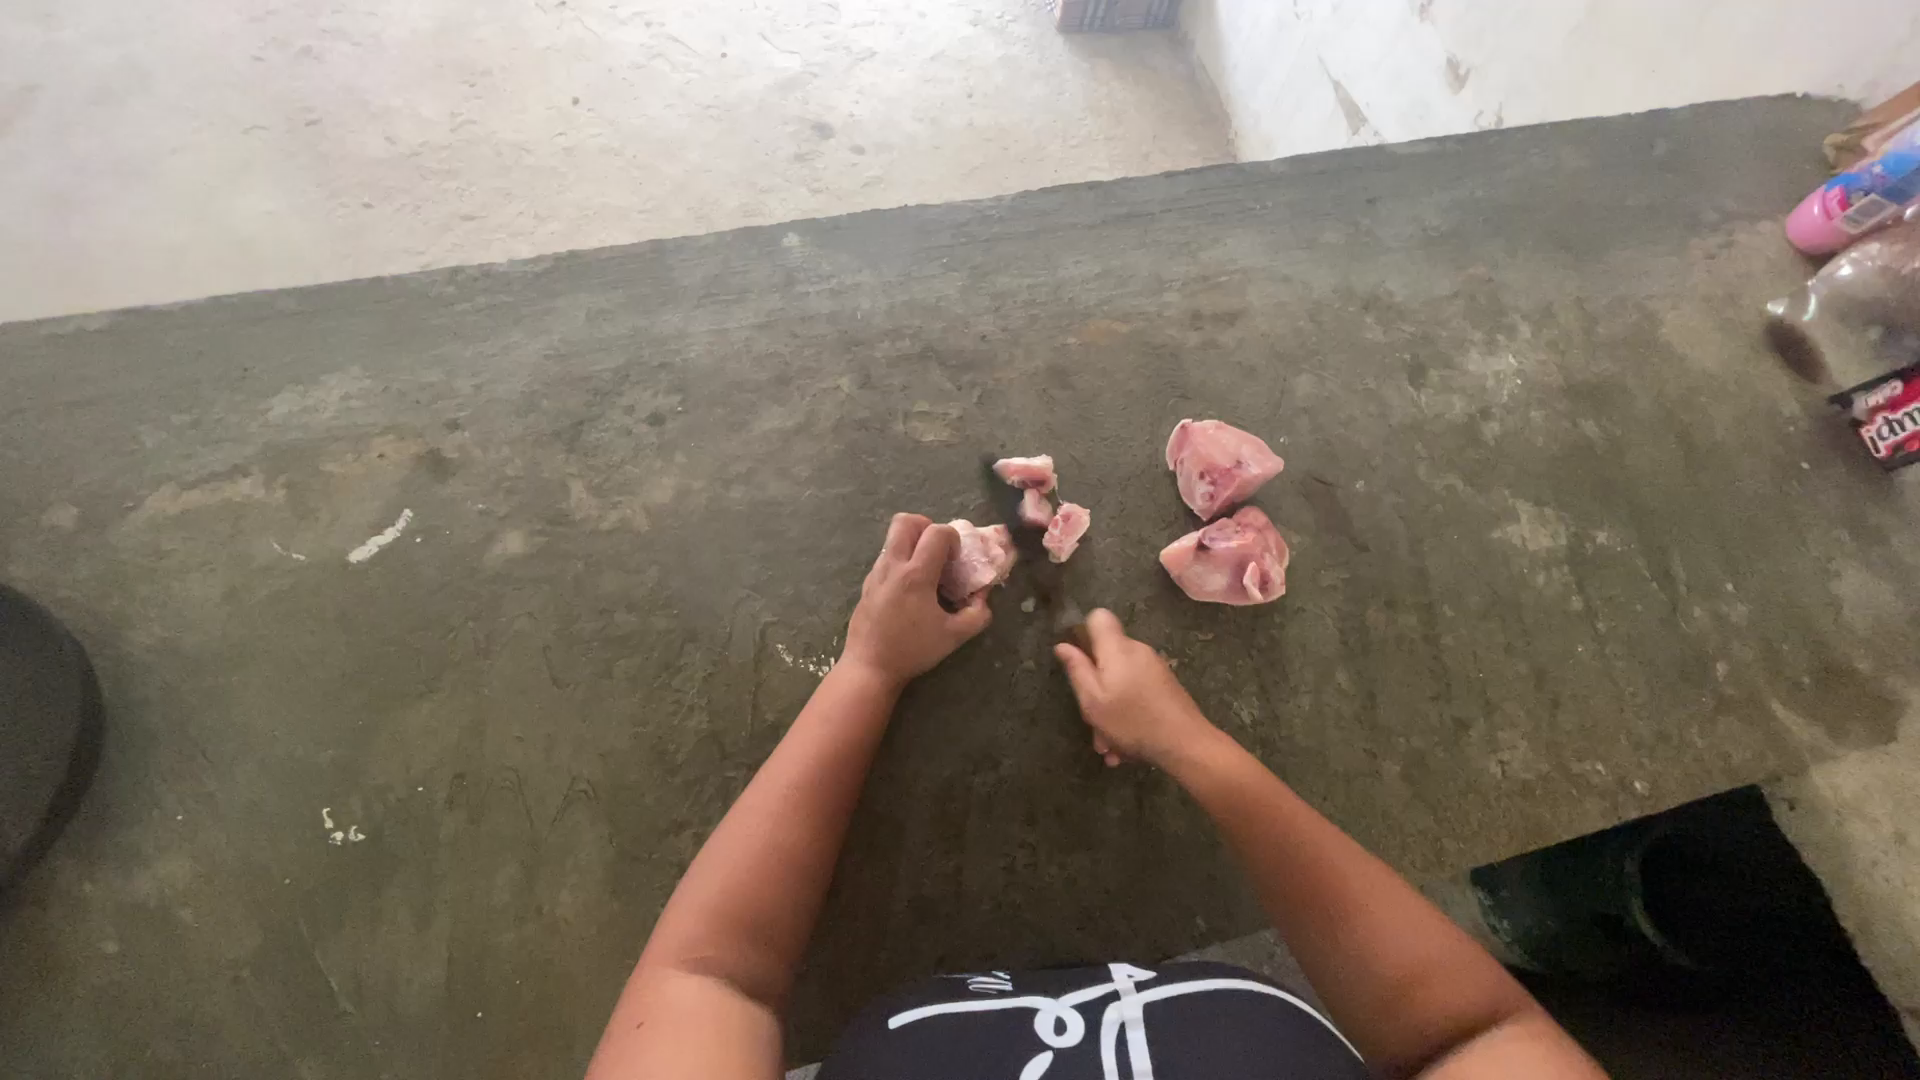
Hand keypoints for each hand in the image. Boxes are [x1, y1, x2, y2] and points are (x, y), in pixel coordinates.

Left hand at [840, 514, 993, 687]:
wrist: (870, 667)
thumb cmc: (913, 651)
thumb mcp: (954, 636)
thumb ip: (977, 613)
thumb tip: (984, 596)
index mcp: (916, 575)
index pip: (937, 532)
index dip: (953, 538)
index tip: (956, 560)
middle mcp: (892, 566)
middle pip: (905, 521)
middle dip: (927, 526)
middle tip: (937, 550)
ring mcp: (876, 573)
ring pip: (892, 538)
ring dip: (913, 544)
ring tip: (926, 571)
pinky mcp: (867, 584)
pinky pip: (885, 557)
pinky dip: (901, 561)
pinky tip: (909, 590)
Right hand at [1053, 609, 1218, 769]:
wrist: (1186, 745)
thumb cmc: (1132, 722)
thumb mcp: (1093, 700)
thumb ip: (1077, 669)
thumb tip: (1063, 645)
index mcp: (1118, 648)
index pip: (1098, 617)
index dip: (1084, 633)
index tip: (1079, 659)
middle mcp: (1138, 651)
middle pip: (1108, 654)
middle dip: (1096, 684)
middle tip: (1091, 717)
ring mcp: (1155, 668)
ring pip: (1121, 679)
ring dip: (1111, 707)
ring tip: (1108, 744)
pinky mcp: (1165, 685)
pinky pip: (1137, 691)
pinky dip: (1128, 712)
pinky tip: (1125, 745)